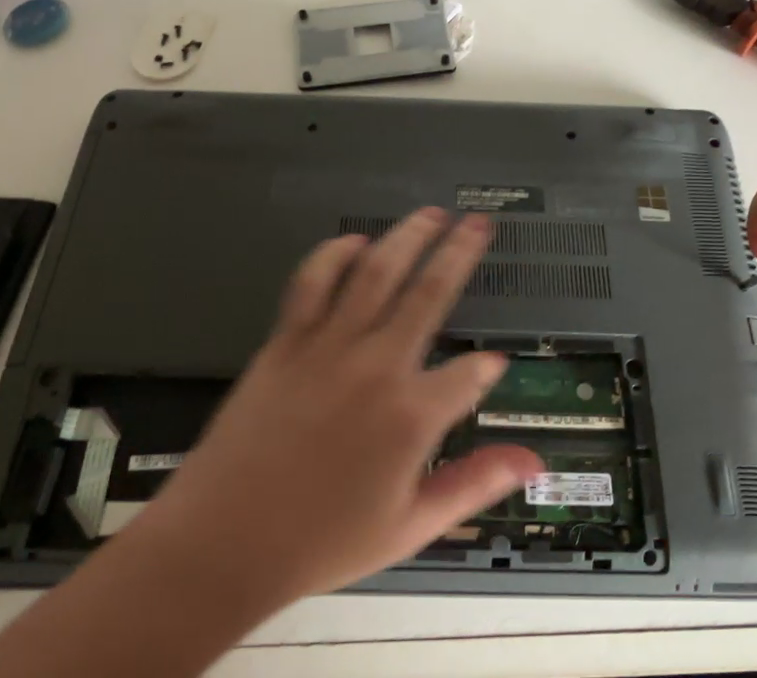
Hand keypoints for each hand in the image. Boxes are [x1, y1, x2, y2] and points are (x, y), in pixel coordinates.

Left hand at [145, 208, 543, 600]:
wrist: (224, 541)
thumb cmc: (320, 542)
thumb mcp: (409, 527)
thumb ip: (474, 484)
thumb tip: (532, 460)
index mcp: (412, 414)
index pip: (470, 373)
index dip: (487, 369)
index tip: (493, 365)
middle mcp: (376, 366)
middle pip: (429, 292)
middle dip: (459, 253)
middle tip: (478, 224)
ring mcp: (327, 347)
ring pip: (375, 273)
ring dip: (407, 237)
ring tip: (430, 215)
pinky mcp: (285, 342)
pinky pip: (312, 283)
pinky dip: (335, 255)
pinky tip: (355, 241)